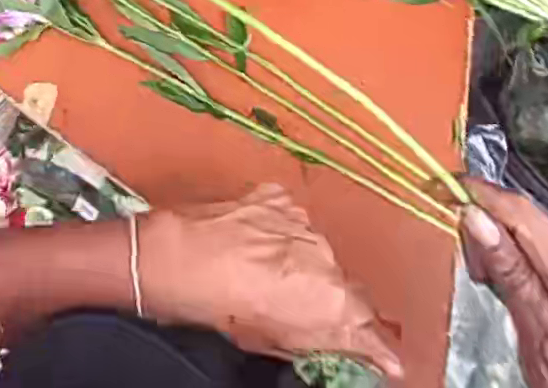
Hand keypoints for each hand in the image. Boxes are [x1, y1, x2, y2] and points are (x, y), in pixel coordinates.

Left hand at [141, 184, 402, 378]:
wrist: (170, 254)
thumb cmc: (214, 302)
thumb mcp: (276, 338)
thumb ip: (327, 339)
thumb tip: (370, 353)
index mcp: (329, 294)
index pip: (369, 323)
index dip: (371, 340)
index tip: (377, 352)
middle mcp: (320, 251)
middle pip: (343, 282)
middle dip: (329, 297)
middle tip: (301, 308)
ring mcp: (297, 218)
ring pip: (317, 248)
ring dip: (303, 262)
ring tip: (268, 274)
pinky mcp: (273, 195)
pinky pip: (291, 220)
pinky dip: (282, 233)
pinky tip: (258, 245)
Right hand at [460, 178, 547, 387]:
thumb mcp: (545, 352)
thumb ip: (515, 283)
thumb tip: (475, 218)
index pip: (529, 218)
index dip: (483, 195)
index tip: (443, 187)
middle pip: (537, 226)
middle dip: (490, 224)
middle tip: (465, 256)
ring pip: (546, 242)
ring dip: (504, 243)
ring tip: (484, 277)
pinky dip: (525, 263)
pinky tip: (510, 285)